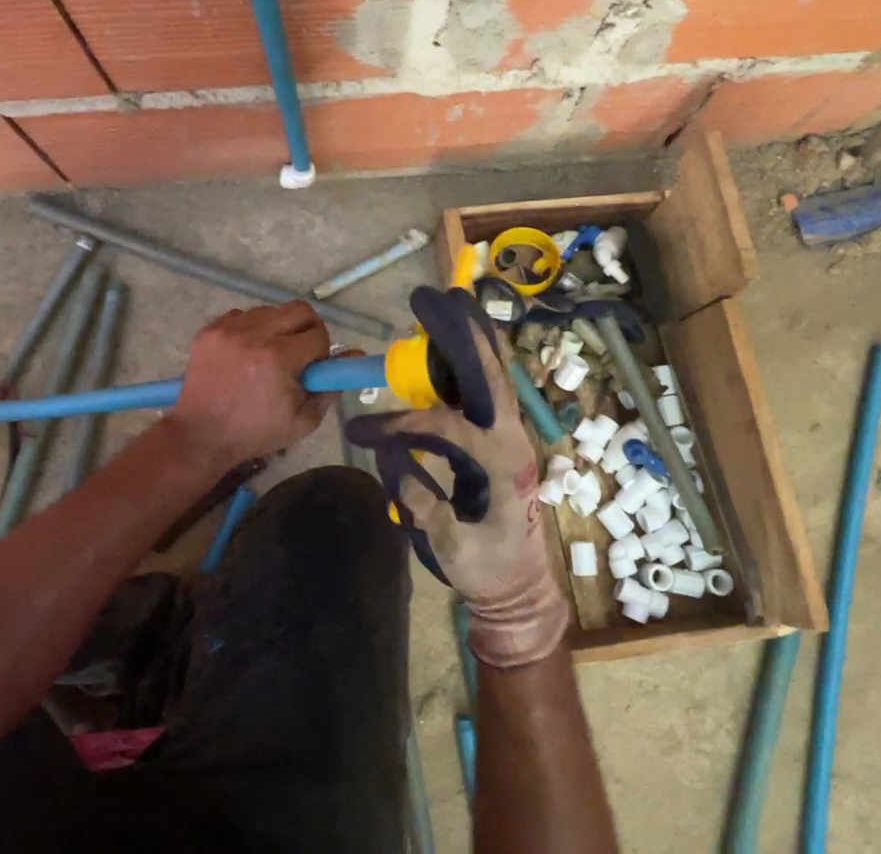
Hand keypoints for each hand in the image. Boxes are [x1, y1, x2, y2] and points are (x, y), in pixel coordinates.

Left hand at [167, 301, 335, 468]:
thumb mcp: (303, 420)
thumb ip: (331, 387)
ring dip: (278, 328)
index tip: (313, 368)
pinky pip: (243, 316)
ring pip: (270, 311)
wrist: (201, 436)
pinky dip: (251, 329)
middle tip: (301, 353)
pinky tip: (247, 354)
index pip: (318, 334)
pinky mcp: (209, 330)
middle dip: (308, 329)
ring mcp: (228, 329)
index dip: (321, 352)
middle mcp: (254, 334)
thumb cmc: (256, 432)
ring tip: (269, 355)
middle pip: (299, 310)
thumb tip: (354, 354)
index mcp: (278, 357)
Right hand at [368, 306, 568, 667]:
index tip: (361, 431)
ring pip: (494, 372)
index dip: (403, 425)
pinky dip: (475, 357)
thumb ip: (425, 508)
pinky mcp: (503, 435)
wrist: (520, 583)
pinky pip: (490, 386)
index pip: (450, 428)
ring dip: (472, 336)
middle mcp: (512, 438)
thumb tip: (390, 462)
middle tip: (429, 297)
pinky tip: (457, 339)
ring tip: (451, 299)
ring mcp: (511, 433)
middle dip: (458, 334)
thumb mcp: (452, 549)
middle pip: (488, 375)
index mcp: (502, 466)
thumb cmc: (486, 569)